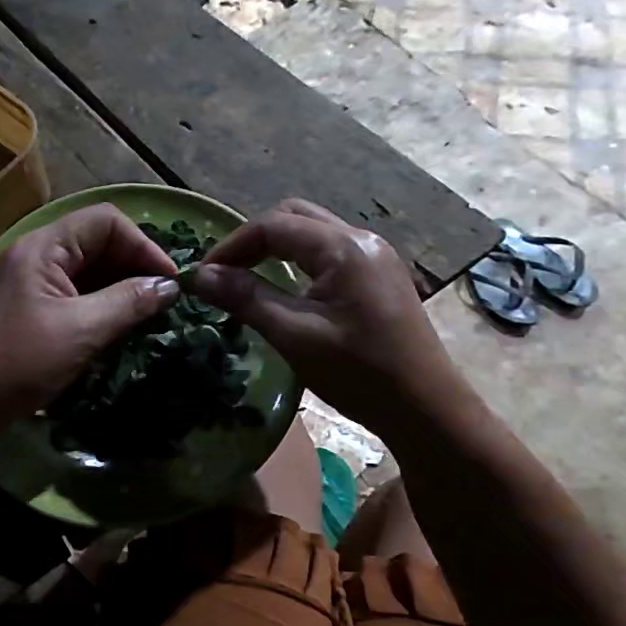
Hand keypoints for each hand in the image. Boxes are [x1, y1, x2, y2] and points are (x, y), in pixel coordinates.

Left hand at [0, 203, 181, 430]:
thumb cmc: (21, 363)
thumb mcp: (83, 330)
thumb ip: (129, 302)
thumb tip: (171, 287)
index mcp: (42, 247)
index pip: (106, 222)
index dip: (144, 246)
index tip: (171, 281)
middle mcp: (37, 255)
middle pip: (99, 242)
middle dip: (136, 266)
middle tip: (166, 298)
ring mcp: (34, 282)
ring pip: (92, 269)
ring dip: (124, 286)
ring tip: (153, 312)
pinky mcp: (35, 307)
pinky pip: (80, 292)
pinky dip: (106, 303)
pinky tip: (125, 324)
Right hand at [183, 199, 468, 431]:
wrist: (426, 409)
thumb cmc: (360, 374)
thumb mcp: (295, 336)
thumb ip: (246, 298)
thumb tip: (199, 275)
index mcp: (343, 247)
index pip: (273, 225)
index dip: (231, 246)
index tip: (203, 276)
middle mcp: (362, 239)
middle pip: (295, 217)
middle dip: (254, 239)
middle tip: (226, 274)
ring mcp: (376, 256)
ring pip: (313, 233)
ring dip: (277, 248)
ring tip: (249, 280)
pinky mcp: (380, 276)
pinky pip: (330, 252)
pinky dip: (300, 261)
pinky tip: (288, 289)